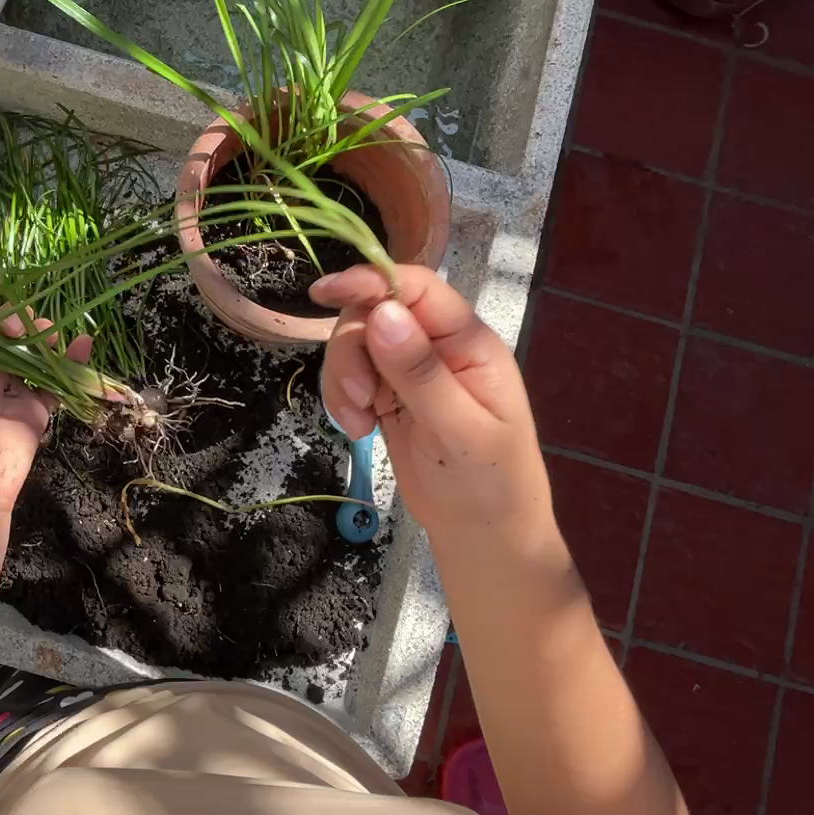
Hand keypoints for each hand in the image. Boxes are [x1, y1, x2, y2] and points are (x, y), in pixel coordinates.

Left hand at [0, 271, 91, 521]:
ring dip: (43, 338)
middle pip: (2, 332)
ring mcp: (9, 391)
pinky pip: (55, 382)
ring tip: (50, 336)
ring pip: (31, 353)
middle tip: (24, 324)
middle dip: (16, 319)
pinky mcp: (34, 411)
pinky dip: (70, 364)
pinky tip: (82, 346)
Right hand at [311, 264, 546, 527]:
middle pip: (371, 315)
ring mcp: (409, 369)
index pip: (416, 288)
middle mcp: (437, 345)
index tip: (323, 293)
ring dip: (342, 380)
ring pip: (354, 345)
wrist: (482, 533)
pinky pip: (348, 376)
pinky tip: (359, 429)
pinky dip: (341, 399)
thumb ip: (421, 372)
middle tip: (358, 399)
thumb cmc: (490, 483)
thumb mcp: (461, 430)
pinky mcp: (387, 393)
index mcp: (468, 342)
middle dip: (351, 352)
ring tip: (358, 424)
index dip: (370, 281)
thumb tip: (382, 313)